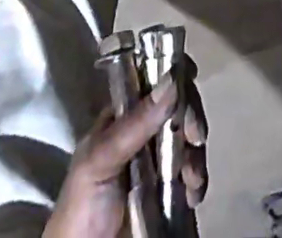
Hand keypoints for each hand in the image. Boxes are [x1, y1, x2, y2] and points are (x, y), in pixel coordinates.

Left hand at [43, 71, 208, 237]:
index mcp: (122, 117)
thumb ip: (133, 124)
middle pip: (178, 104)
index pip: (152, 78)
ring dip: (197, 153)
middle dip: (191, 118)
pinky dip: (199, 178)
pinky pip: (194, 169)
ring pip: (190, 136)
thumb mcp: (99, 162)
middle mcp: (142, 131)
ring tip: (192, 180)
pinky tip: (193, 195)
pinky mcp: (170, 187)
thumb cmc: (82, 208)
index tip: (192, 78)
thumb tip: (172, 78)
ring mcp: (158, 159)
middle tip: (195, 138)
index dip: (174, 73)